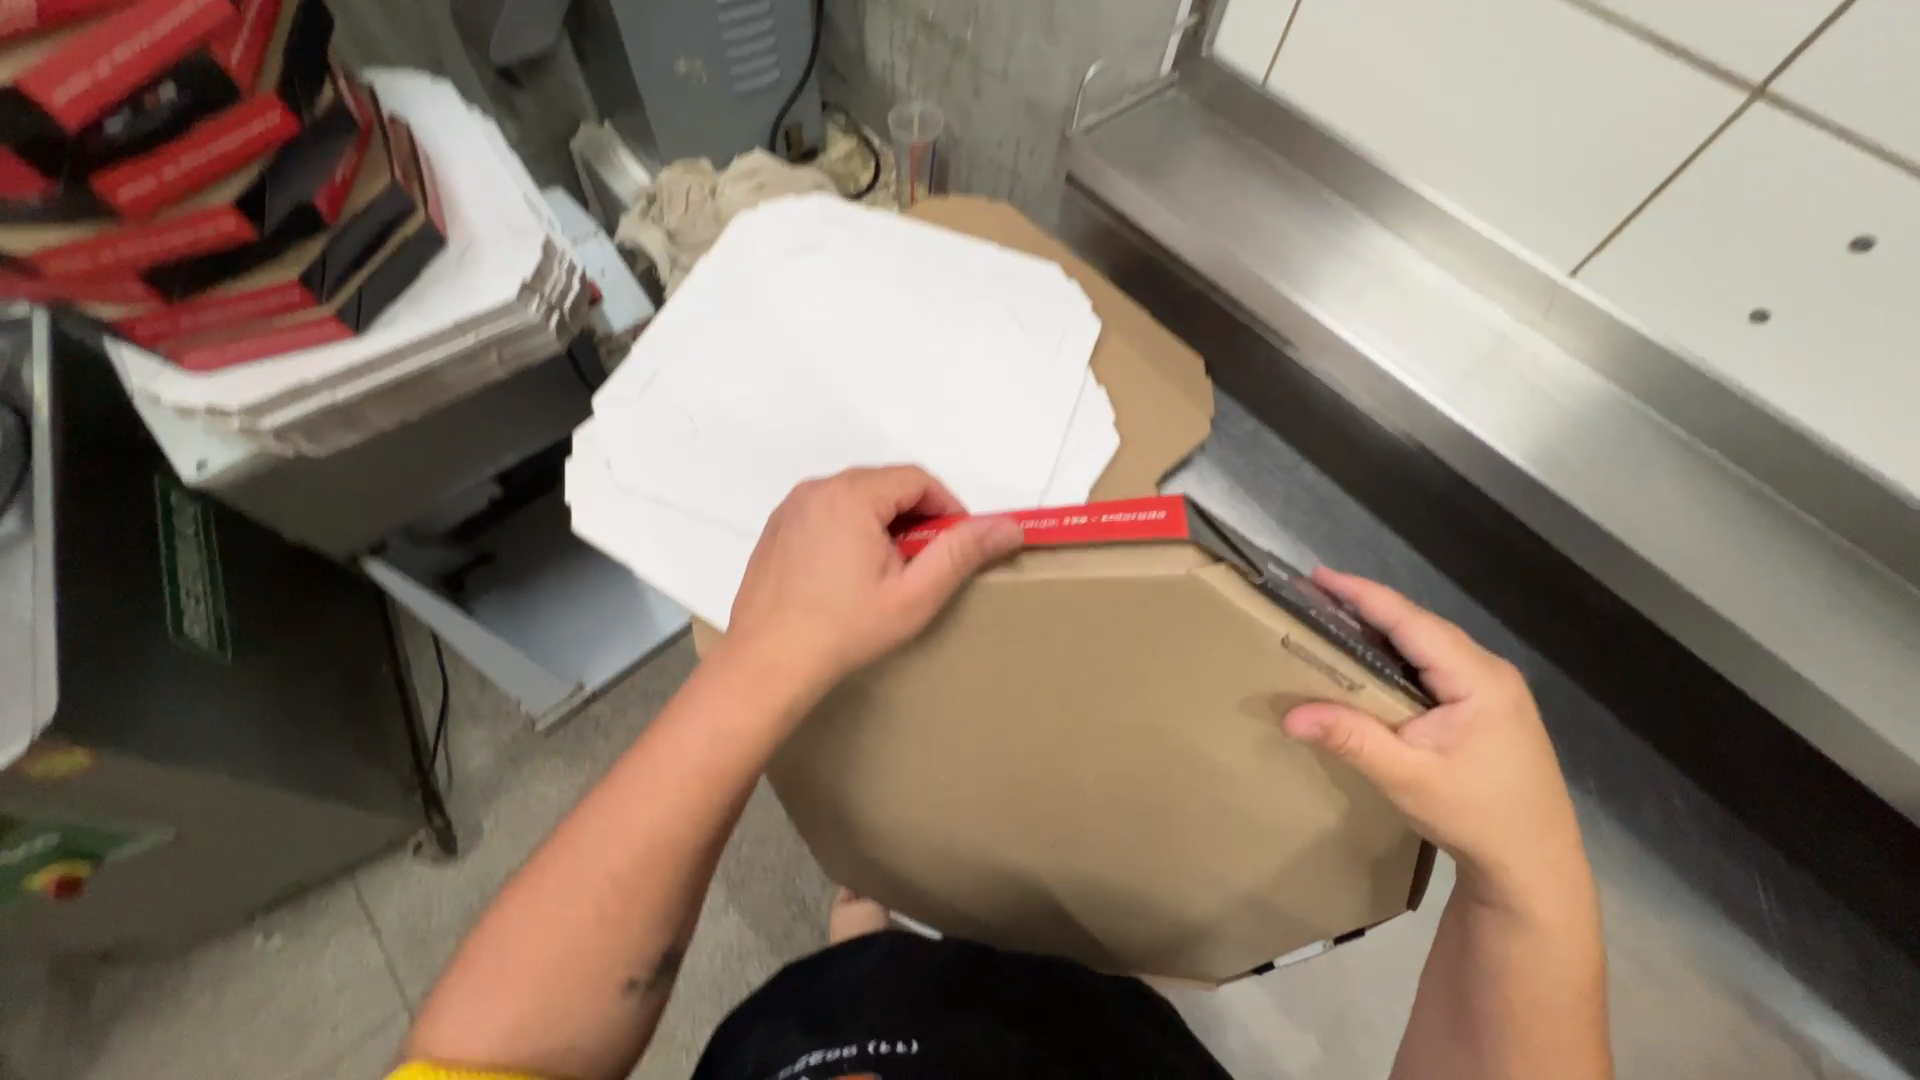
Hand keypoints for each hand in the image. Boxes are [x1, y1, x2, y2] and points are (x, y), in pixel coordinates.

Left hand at [724, 466, 1023, 700]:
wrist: (766, 662)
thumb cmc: (845, 629)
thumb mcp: (914, 594)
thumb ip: (961, 552)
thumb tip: (1010, 525)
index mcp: (851, 495)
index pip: (917, 479)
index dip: (947, 508)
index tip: (957, 547)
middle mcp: (817, 488)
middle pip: (885, 485)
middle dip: (915, 517)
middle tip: (924, 564)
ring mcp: (791, 506)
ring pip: (856, 498)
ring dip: (884, 524)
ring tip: (890, 573)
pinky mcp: (777, 527)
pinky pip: (828, 512)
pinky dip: (851, 530)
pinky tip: (851, 574)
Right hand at [1282, 569, 1587, 913]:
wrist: (1534, 864)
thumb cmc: (1476, 816)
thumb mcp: (1407, 779)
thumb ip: (1351, 739)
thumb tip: (1289, 715)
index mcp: (1479, 680)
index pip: (1412, 622)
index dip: (1364, 595)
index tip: (1317, 576)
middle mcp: (1490, 672)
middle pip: (1421, 624)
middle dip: (1367, 605)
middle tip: (1313, 595)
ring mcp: (1493, 687)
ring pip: (1428, 642)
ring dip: (1382, 627)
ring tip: (1332, 617)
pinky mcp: (1487, 704)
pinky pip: (1434, 662)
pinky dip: (1397, 651)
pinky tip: (1369, 657)